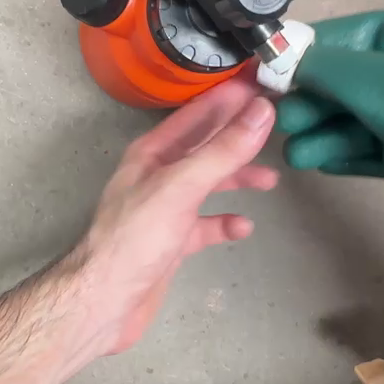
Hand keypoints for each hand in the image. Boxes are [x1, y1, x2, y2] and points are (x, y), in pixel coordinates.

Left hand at [65, 76, 278, 356]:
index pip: (197, 114)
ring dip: (236, 179)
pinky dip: (224, 223)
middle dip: (238, 137)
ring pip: (207, 185)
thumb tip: (261, 110)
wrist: (104, 300)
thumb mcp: (181, 187)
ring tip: (270, 180)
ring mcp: (164, 210)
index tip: (265, 83)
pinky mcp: (171, 242)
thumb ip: (222, 150)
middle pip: (205, 148)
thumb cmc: (136, 237)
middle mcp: (158, 175)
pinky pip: (204, 225)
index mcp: (152, 153)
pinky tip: (243, 227)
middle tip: (278, 127)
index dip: (230, 98)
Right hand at [275, 11, 383, 176]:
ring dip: (321, 133)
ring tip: (295, 154)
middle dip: (315, 97)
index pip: (365, 33)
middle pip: (353, 78)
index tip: (277, 62)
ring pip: (355, 119)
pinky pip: (365, 149)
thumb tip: (283, 57)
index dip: (320, 44)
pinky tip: (316, 163)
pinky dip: (339, 154)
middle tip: (281, 118)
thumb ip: (333, 68)